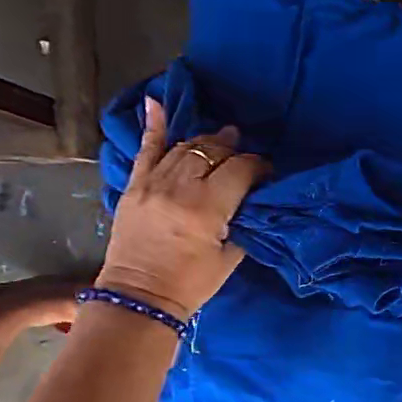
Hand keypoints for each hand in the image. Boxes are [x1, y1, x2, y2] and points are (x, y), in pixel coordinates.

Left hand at [97, 98, 267, 319]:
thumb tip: (252, 198)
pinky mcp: (134, 186)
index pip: (240, 169)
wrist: (139, 298)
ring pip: (185, 148)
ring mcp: (153, 183)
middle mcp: (179, 187)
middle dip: (234, 152)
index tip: (267, 172)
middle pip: (213, 152)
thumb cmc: (191, 284)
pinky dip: (153, 125)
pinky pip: (146, 148)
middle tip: (245, 160)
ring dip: (206, 143)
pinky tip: (157, 102)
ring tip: (221, 140)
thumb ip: (243, 222)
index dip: (258, 166)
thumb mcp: (230, 256)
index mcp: (207, 207)